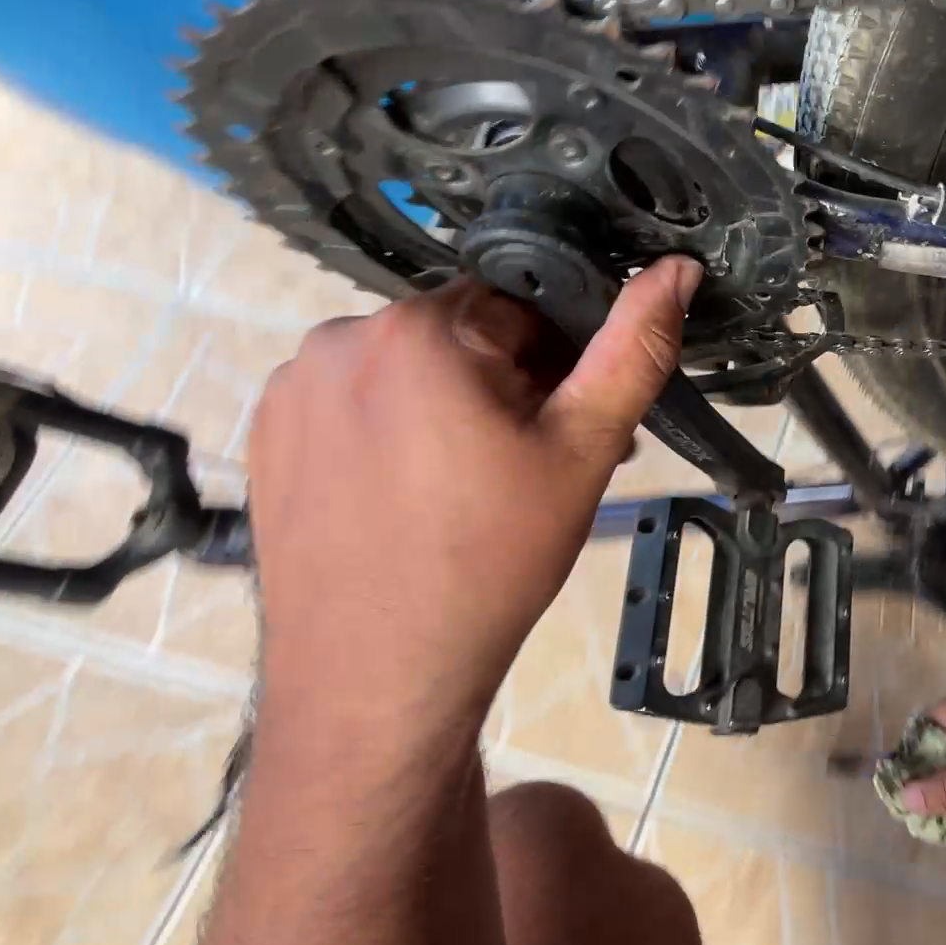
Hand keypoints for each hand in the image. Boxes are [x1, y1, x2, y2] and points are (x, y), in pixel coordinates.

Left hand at [246, 257, 702, 724]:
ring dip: (463, 407)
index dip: (564, 361)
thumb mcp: (585, 448)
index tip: (575, 420)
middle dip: (517, 385)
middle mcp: (339, 339)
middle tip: (545, 461)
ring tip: (490, 485)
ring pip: (415, 371)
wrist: (380, 675)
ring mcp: (292, 389)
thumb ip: (634, 351)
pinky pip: (361, 406)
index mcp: (421, 330)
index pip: (523, 305)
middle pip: (466, 336)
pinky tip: (426, 495)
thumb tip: (676, 269)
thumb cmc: (494, 556)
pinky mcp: (268, 438)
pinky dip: (405, 432)